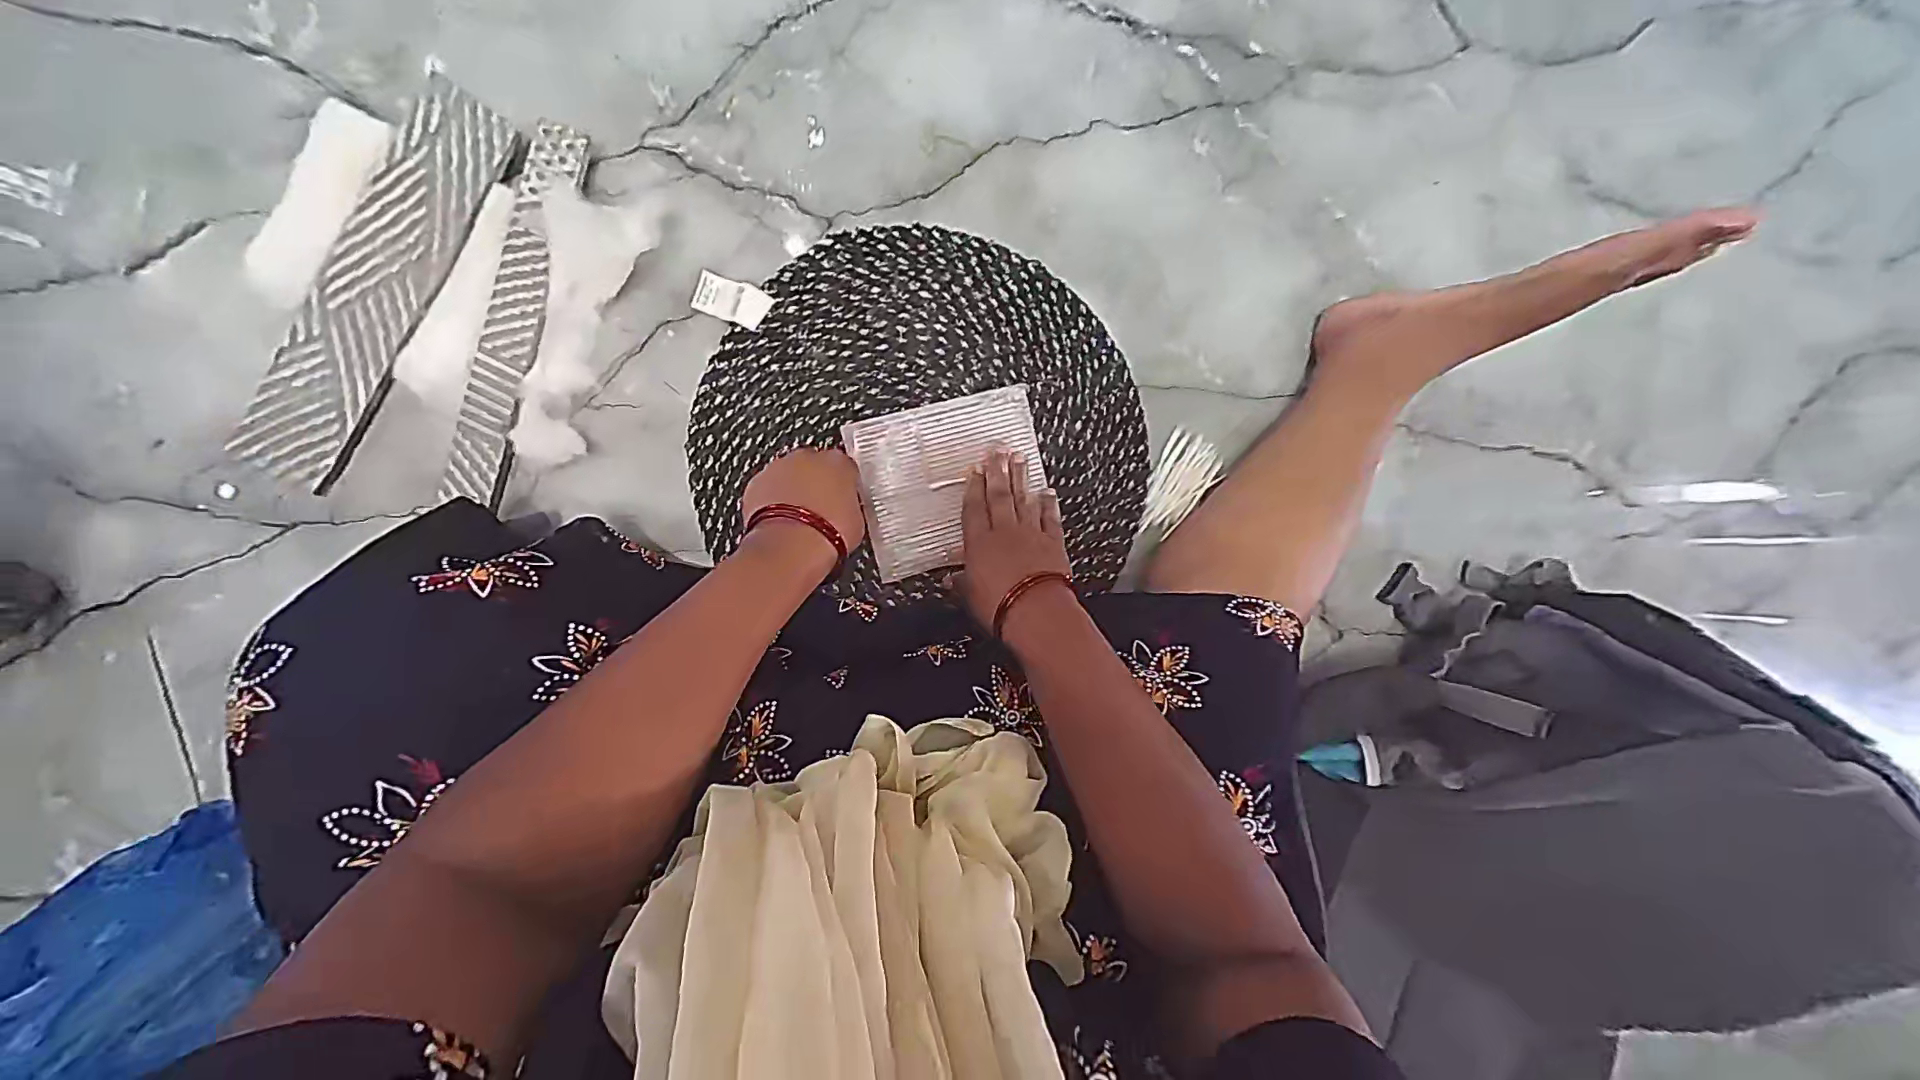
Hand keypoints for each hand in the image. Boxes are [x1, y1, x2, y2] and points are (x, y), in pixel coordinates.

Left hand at [740, 448, 868, 568]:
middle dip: (816, 483)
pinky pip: (766, 489)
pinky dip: (772, 501)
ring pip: (788, 475)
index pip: (845, 466)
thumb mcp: (857, 522)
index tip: (844, 500)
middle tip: (821, 510)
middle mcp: (808, 459)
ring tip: (799, 519)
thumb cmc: (824, 534)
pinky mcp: (756, 483)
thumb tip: (848, 512)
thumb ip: (851, 506)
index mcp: (838, 463)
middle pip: (813, 465)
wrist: (791, 547)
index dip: (844, 486)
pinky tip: (780, 522)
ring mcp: (779, 468)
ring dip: (793, 491)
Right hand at [958, 448, 1072, 631]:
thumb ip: (961, 583)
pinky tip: (1046, 492)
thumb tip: (951, 581)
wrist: (1035, 611)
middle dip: (996, 471)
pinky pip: (1048, 516)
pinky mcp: (1052, 542)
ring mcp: (1030, 534)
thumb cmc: (999, 606)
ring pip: (1023, 499)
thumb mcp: (970, 596)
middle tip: (996, 451)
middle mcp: (1004, 532)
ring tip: (1018, 459)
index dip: (973, 488)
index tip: (974, 471)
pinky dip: (1047, 503)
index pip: (973, 508)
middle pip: (998, 495)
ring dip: (1020, 478)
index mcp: (979, 543)